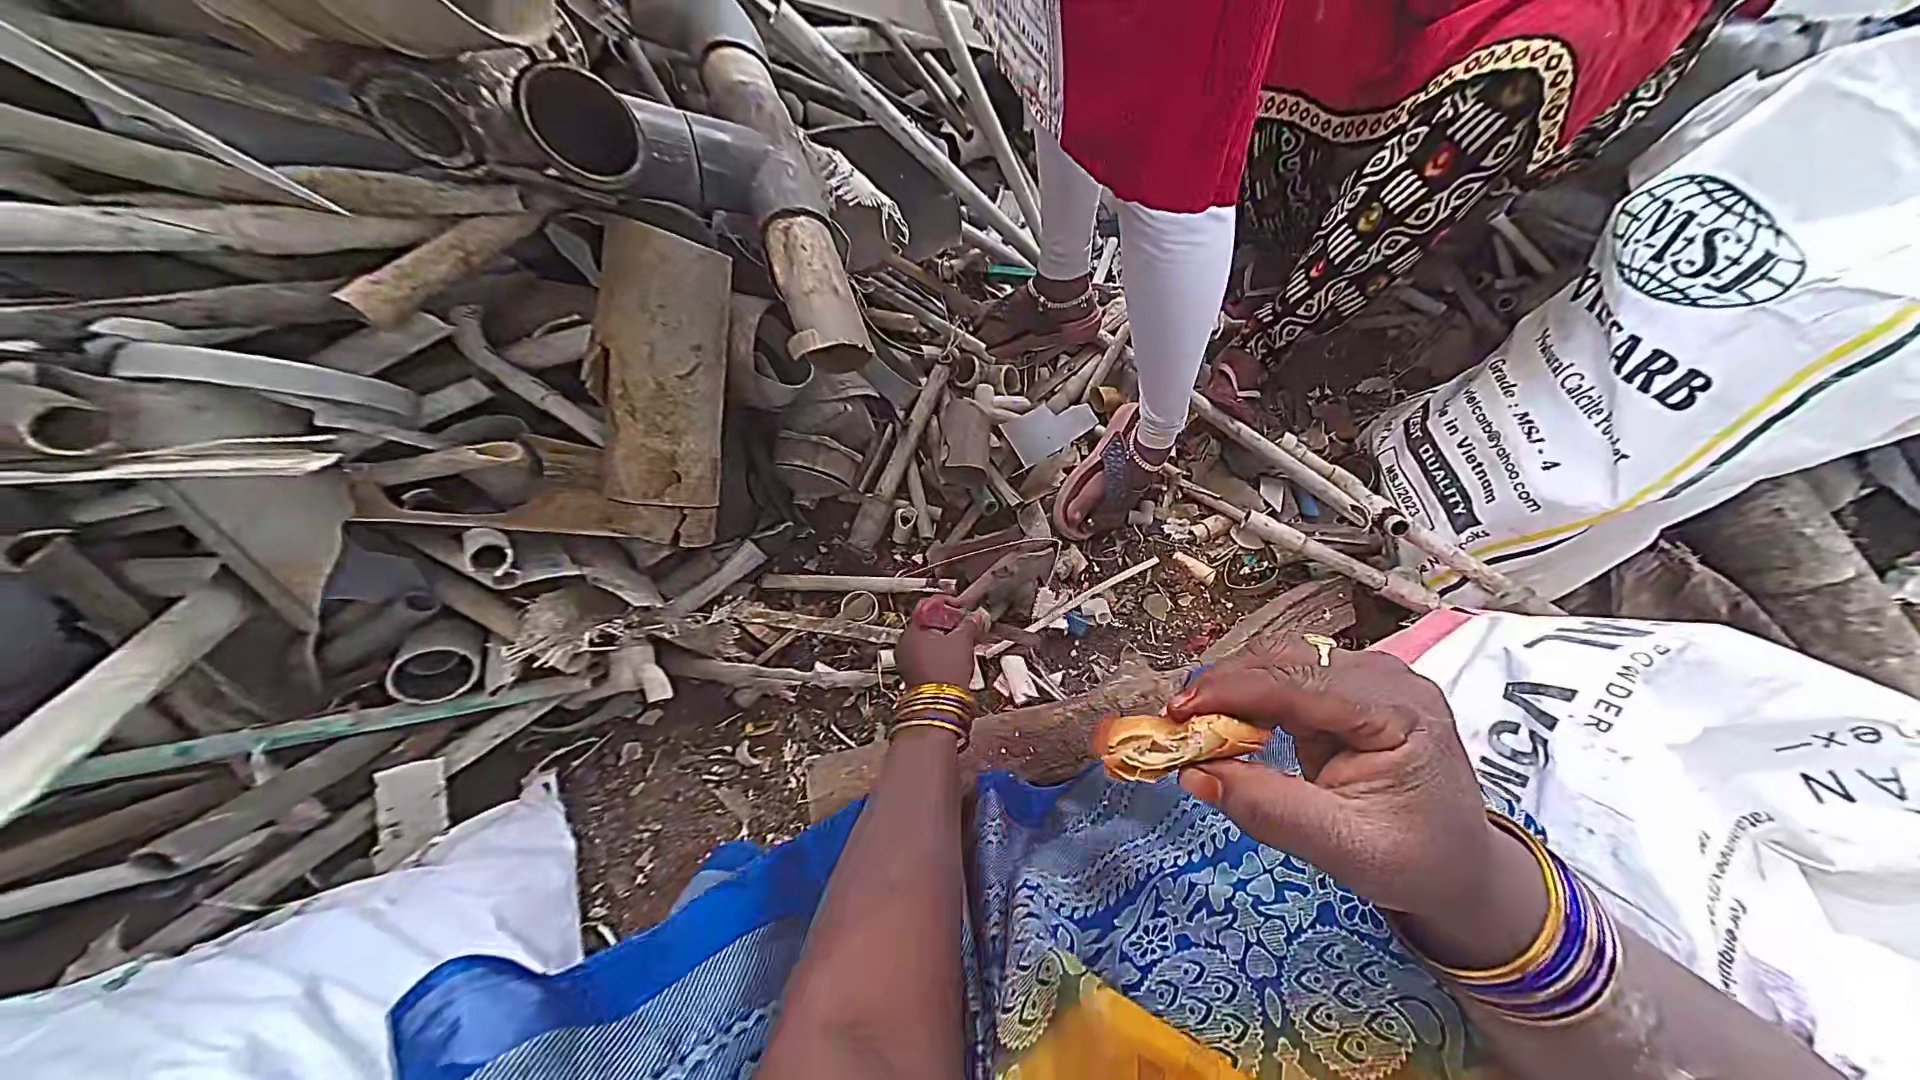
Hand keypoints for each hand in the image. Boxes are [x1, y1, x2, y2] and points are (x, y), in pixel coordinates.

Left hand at [897, 595, 988, 688]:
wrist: (940, 705)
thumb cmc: (944, 674)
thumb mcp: (962, 641)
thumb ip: (970, 624)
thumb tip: (977, 616)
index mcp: (912, 631)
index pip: (928, 606)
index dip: (948, 605)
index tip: (962, 609)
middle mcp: (905, 644)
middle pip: (928, 623)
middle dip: (949, 623)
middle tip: (965, 626)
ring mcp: (908, 660)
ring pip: (929, 641)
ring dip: (946, 639)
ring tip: (963, 643)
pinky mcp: (915, 674)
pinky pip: (929, 656)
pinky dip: (941, 653)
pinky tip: (955, 658)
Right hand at [1168, 638, 1547, 967]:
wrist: (1459, 866)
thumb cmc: (1414, 860)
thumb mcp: (1343, 847)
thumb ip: (1269, 810)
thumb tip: (1192, 774)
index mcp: (1399, 710)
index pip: (1301, 683)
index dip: (1233, 690)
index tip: (1179, 711)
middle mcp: (1384, 678)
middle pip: (1285, 660)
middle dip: (1224, 686)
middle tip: (1177, 719)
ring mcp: (1366, 677)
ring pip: (1277, 661)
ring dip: (1230, 687)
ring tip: (1194, 719)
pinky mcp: (1344, 687)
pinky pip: (1282, 678)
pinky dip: (1246, 696)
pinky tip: (1224, 718)